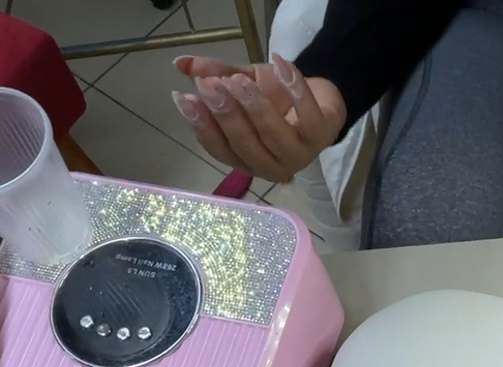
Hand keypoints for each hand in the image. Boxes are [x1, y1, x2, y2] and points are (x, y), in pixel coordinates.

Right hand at [172, 54, 344, 183]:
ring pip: (273, 135)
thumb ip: (216, 75)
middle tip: (213, 85)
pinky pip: (307, 117)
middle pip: (245, 146)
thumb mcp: (244, 84)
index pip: (220, 150)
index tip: (184, 97)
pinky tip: (279, 64)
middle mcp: (272, 166)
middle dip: (227, 115)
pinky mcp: (321, 137)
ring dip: (254, 106)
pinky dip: (294, 89)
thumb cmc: (277, 100)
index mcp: (247, 159)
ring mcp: (298, 154)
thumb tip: (181, 63)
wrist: (321, 101)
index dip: (202, 126)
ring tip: (239, 80)